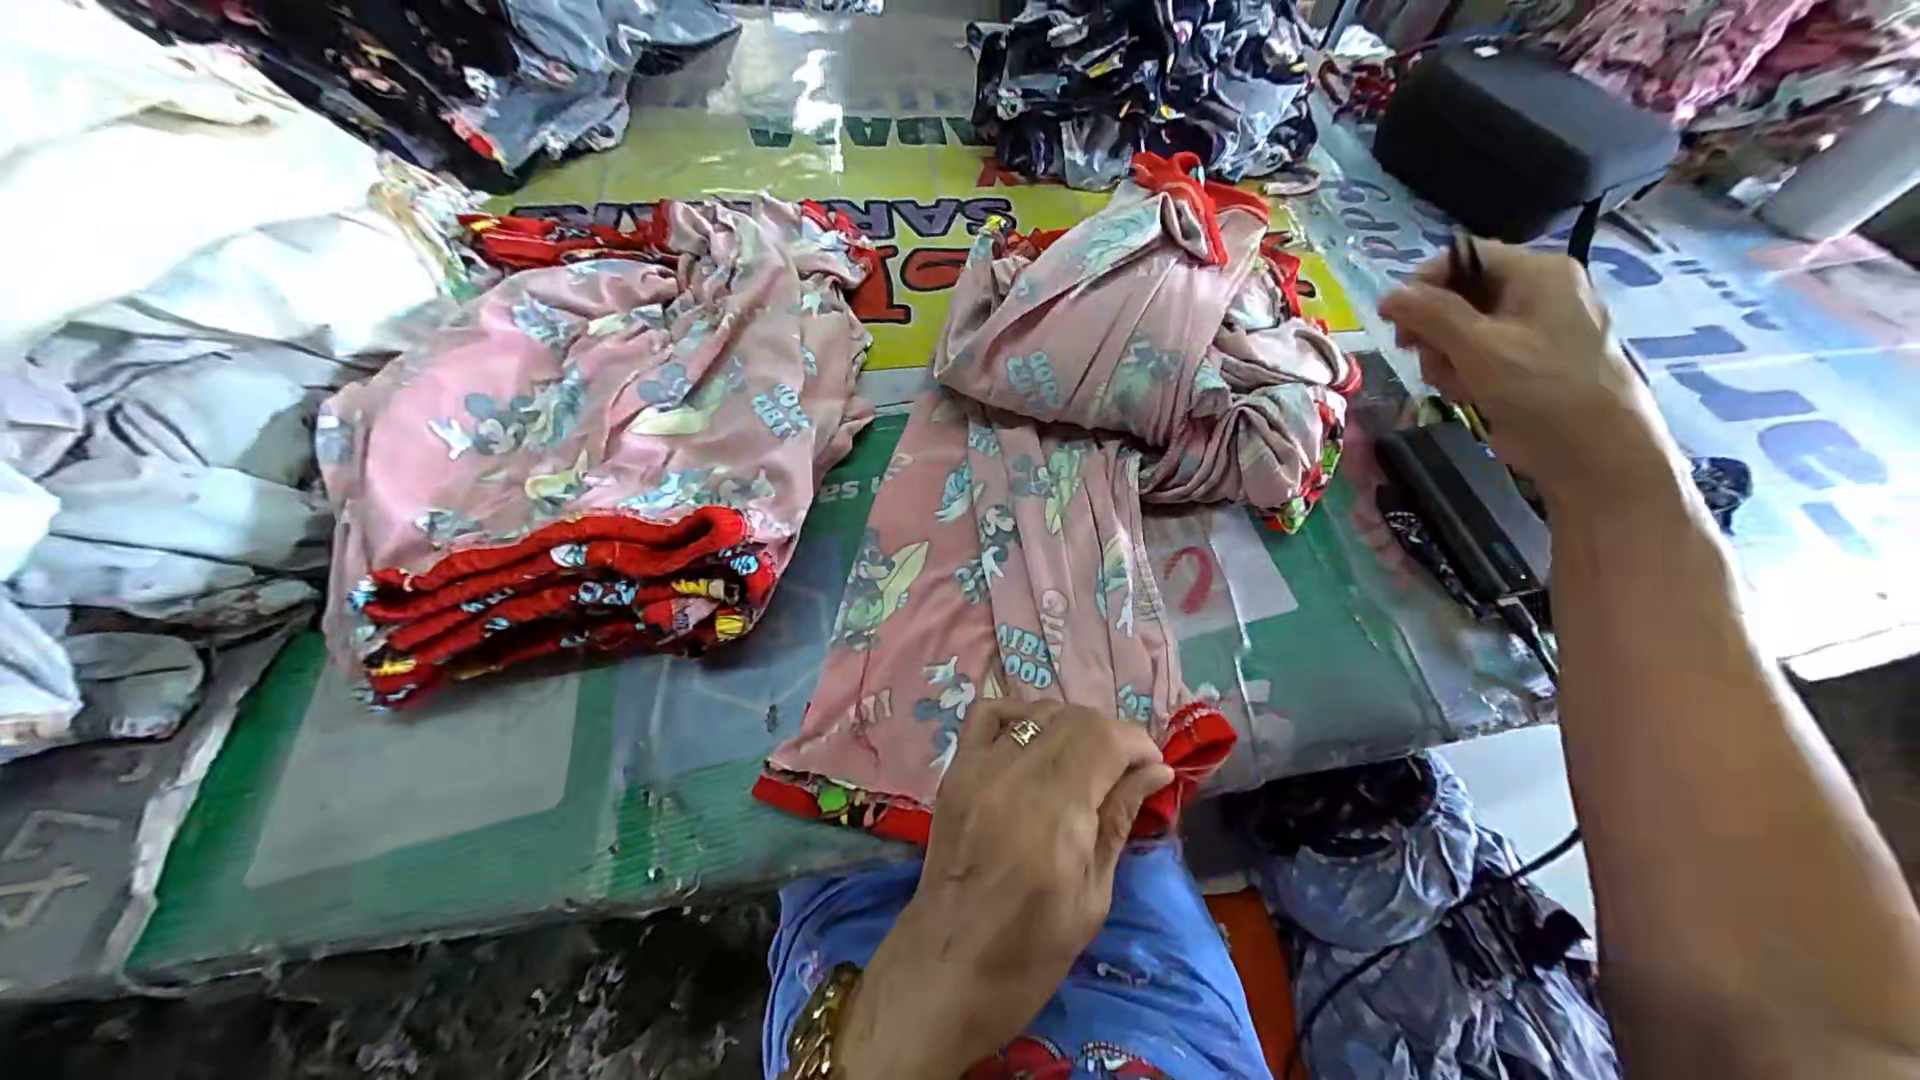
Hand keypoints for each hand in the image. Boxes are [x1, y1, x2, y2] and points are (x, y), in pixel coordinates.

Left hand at [836, 701, 1173, 1078]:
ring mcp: (977, 767)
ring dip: (1071, 726)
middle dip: (1110, 735)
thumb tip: (1156, 772)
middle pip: (1074, 718)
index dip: (1138, 743)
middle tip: (1124, 769)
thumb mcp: (1093, 895)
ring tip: (1084, 760)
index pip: (1104, 738)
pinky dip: (1019, 714)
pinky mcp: (954, 770)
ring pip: (1037, 711)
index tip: (1154, 768)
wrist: (947, 967)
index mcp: (1055, 812)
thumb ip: (1119, 819)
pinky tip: (1034, 740)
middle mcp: (1014, 776)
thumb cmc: (1030, 951)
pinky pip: (987, 714)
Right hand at [1377, 239, 1682, 507]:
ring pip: (1455, 330)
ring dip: (1441, 357)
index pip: (1463, 257)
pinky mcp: (1516, 362)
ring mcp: (1526, 329)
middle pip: (1455, 295)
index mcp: (1537, 273)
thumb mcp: (1479, 346)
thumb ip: (1432, 314)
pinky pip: (1469, 355)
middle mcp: (1533, 293)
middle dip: (1431, 328)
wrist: (1588, 447)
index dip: (1422, 283)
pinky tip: (1466, 392)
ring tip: (1454, 382)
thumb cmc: (1540, 387)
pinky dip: (1457, 373)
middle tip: (1417, 353)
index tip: (1392, 317)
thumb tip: (1389, 295)